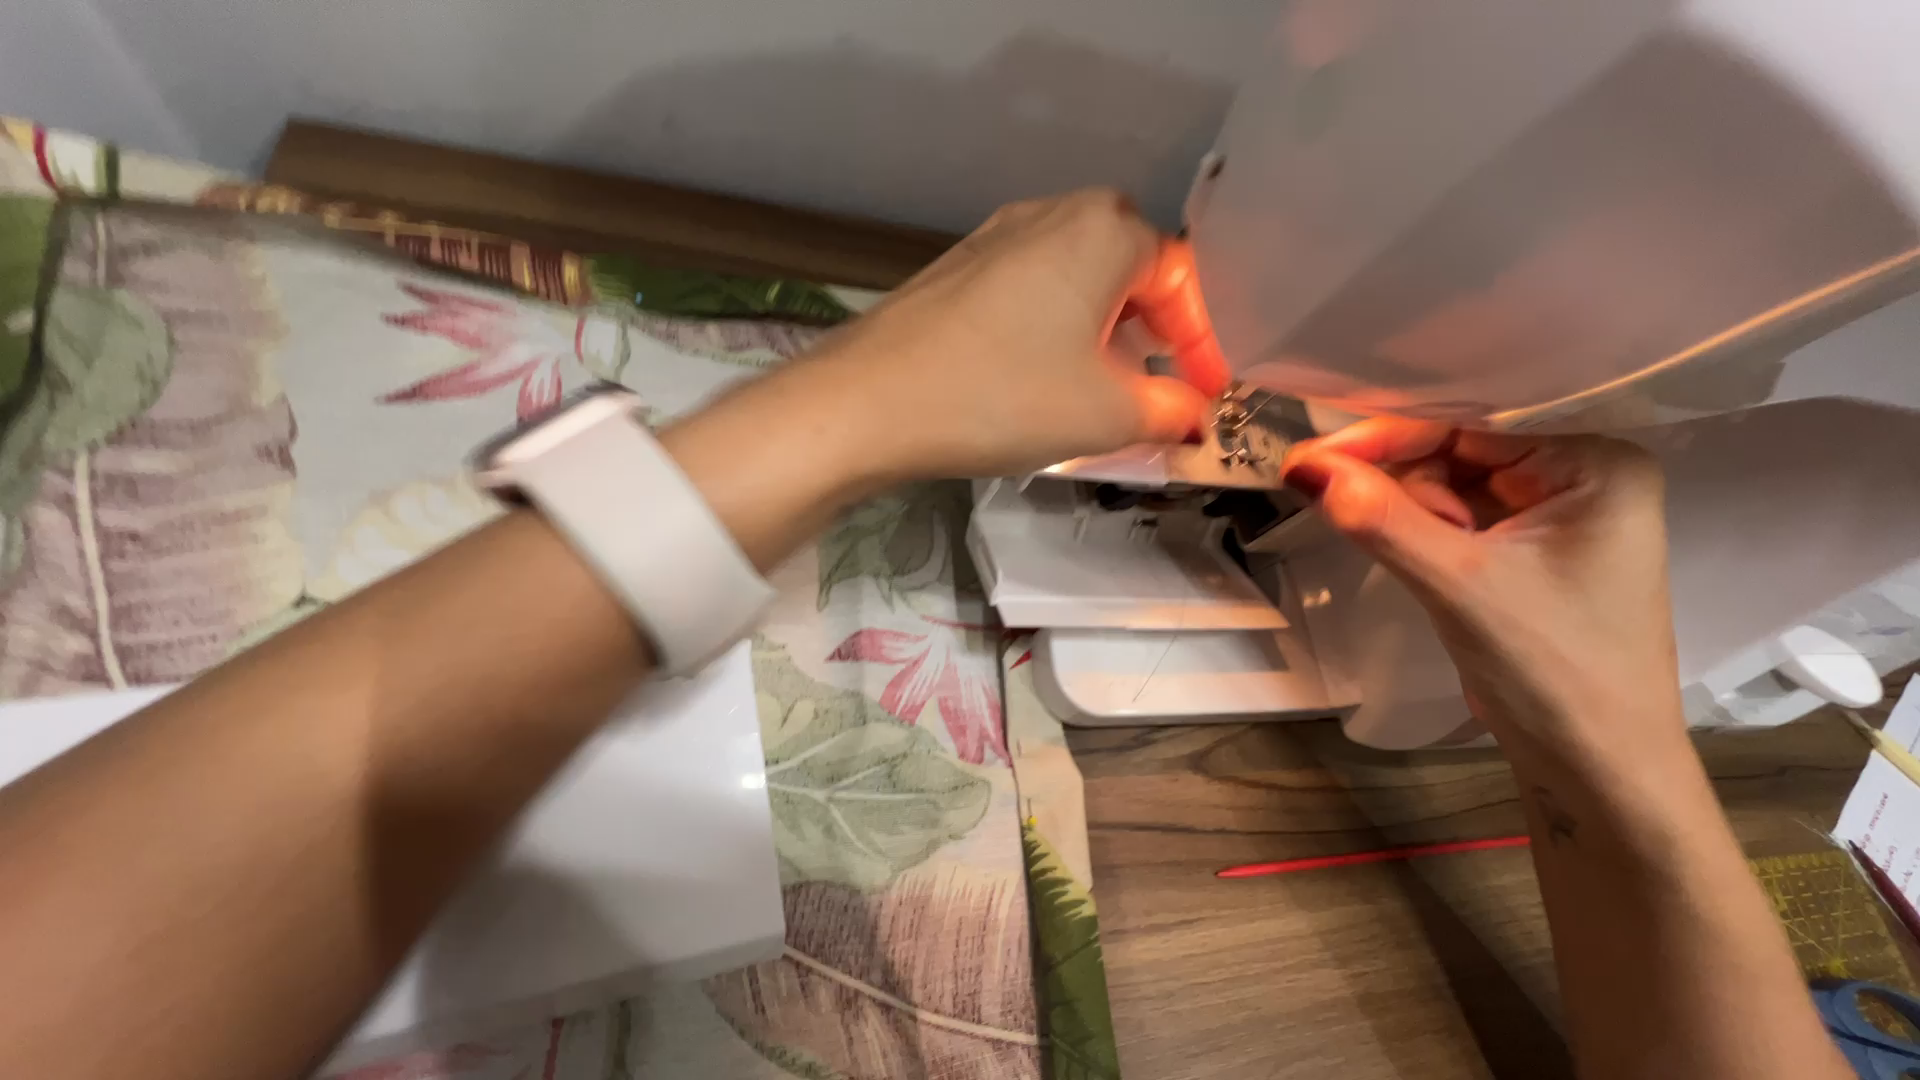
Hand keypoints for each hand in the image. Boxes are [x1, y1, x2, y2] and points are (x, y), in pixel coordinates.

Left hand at [810, 188, 1230, 479]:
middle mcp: (1051, 213)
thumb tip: (1193, 413)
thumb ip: (1171, 409)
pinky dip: (1052, 327)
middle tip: (1152, 381)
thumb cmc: (1003, 398)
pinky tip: (1035, 375)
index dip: (1202, 343)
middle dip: (1152, 326)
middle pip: (1128, 266)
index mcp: (1103, 230)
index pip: (1180, 278)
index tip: (1204, 399)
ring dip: (1100, 328)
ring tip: (1097, 387)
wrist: (868, 403)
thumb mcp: (1108, 415)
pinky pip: (1028, 288)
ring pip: (1075, 276)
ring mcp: (993, 236)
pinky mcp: (954, 269)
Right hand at [1279, 419, 1682, 765]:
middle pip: (1456, 448)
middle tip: (1329, 497)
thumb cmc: (1551, 670)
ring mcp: (1550, 514)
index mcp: (1594, 464)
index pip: (1470, 425)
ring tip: (1393, 545)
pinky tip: (1399, 545)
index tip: (1309, 459)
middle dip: (1394, 475)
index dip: (1387, 437)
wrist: (1594, 767)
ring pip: (1447, 481)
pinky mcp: (1522, 548)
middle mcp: (1578, 475)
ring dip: (1404, 506)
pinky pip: (1452, 515)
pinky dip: (1415, 526)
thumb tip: (1300, 468)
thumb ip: (1381, 520)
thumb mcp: (1459, 586)